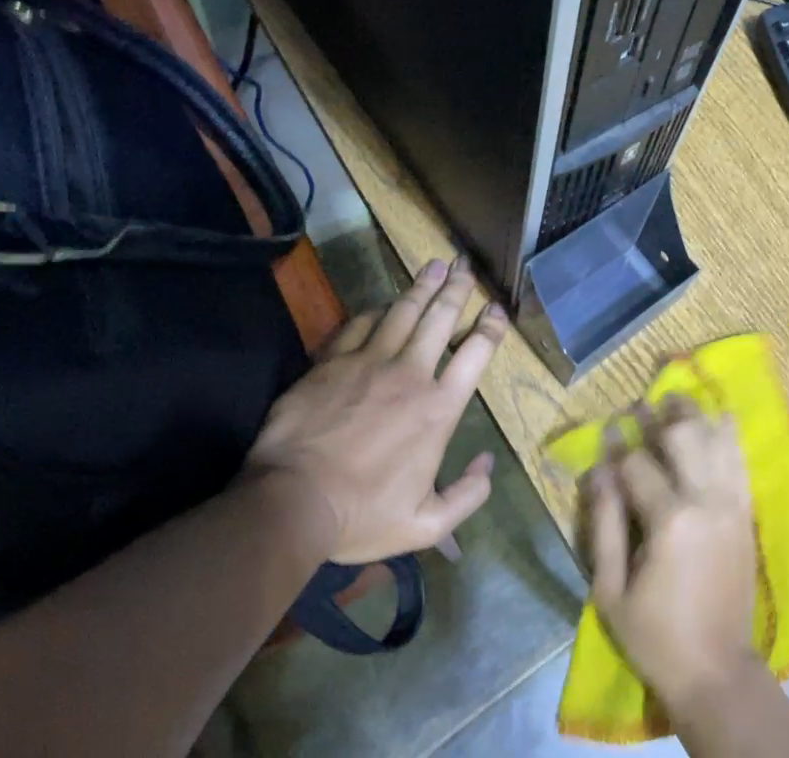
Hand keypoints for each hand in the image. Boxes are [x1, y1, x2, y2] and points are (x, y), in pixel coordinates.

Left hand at [245, 256, 506, 563]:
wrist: (291, 503)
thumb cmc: (362, 515)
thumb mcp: (427, 524)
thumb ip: (468, 495)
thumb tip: (487, 463)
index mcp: (439, 409)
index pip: (475, 354)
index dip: (491, 326)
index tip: (497, 307)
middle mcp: (410, 375)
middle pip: (440, 319)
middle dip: (457, 289)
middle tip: (464, 265)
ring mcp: (367, 364)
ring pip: (402, 313)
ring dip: (421, 287)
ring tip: (433, 265)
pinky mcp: (330, 364)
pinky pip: (357, 325)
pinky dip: (374, 311)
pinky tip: (380, 305)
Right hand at [588, 396, 758, 708]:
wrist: (715, 668)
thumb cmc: (654, 635)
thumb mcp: (610, 589)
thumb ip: (604, 524)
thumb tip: (596, 471)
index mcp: (668, 521)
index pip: (637, 464)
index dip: (616, 446)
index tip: (606, 428)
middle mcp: (706, 501)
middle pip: (683, 436)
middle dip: (658, 415)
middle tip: (640, 404)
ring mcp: (733, 505)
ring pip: (717, 440)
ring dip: (695, 415)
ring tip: (675, 400)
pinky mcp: (747, 514)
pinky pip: (741, 461)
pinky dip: (729, 436)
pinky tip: (719, 417)